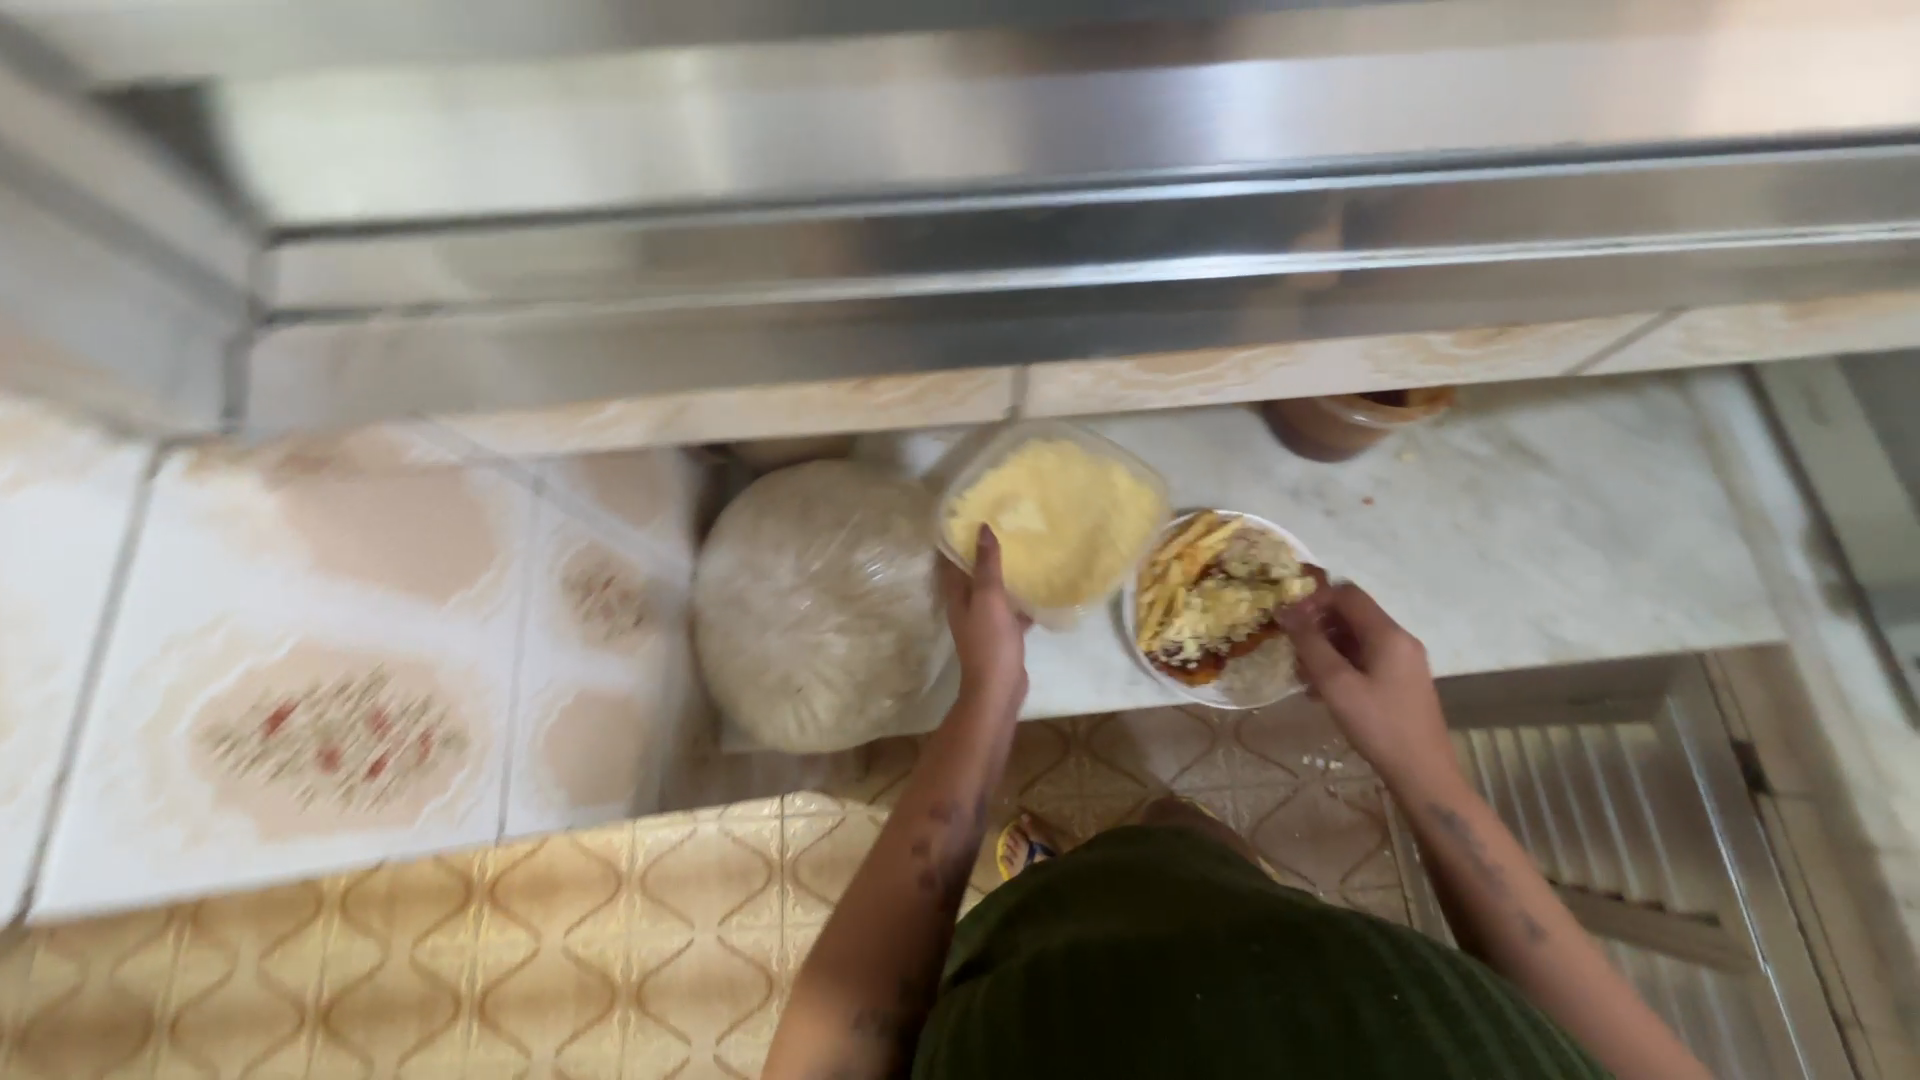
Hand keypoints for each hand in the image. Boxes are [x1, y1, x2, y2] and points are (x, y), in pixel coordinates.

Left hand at [940, 524, 1029, 712]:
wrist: (999, 688)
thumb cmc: (989, 641)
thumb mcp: (988, 598)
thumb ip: (986, 565)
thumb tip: (982, 529)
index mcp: (957, 596)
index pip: (950, 561)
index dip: (956, 539)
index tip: (971, 516)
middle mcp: (966, 606)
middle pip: (971, 574)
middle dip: (983, 554)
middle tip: (1002, 528)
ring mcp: (984, 622)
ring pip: (992, 592)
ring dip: (1002, 576)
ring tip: (1021, 552)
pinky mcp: (1002, 635)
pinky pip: (1011, 611)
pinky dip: (1021, 601)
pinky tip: (1038, 589)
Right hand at [1280, 582, 1458, 791]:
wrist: (1422, 772)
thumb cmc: (1378, 725)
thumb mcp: (1336, 683)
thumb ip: (1310, 643)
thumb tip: (1285, 609)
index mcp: (1388, 634)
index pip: (1347, 594)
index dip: (1314, 599)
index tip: (1288, 620)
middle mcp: (1399, 640)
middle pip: (1351, 615)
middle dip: (1317, 626)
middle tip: (1291, 650)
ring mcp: (1403, 661)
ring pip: (1355, 638)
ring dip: (1325, 648)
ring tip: (1302, 675)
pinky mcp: (1400, 680)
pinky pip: (1364, 658)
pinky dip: (1339, 664)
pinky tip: (1321, 689)